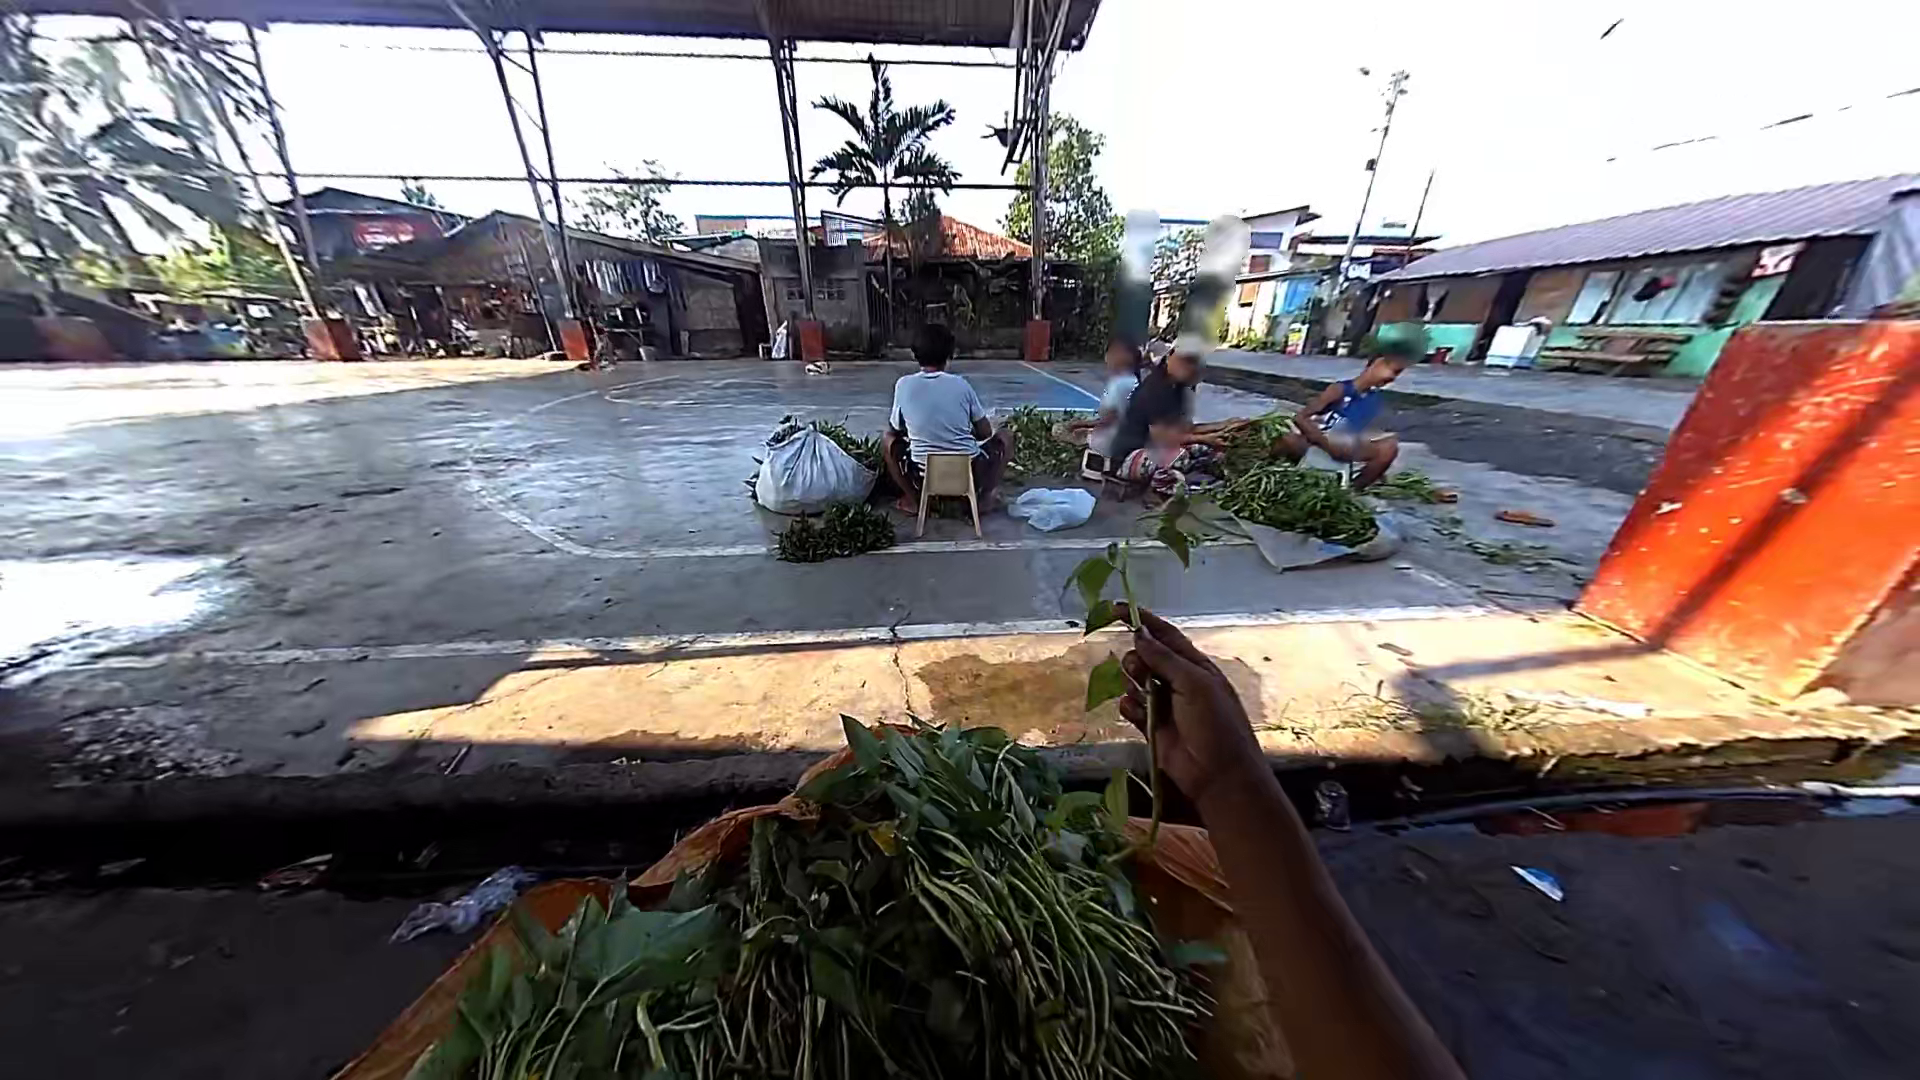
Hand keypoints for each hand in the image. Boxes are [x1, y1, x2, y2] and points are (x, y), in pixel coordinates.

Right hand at [1114, 605, 1265, 805]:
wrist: (1218, 776)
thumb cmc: (1215, 724)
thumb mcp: (1194, 684)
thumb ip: (1164, 658)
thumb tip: (1138, 633)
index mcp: (1192, 665)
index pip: (1164, 634)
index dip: (1141, 620)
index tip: (1115, 609)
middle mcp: (1175, 680)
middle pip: (1142, 655)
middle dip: (1136, 659)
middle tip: (1141, 672)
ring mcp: (1161, 702)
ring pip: (1131, 679)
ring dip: (1132, 684)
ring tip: (1143, 699)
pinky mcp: (1148, 724)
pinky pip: (1128, 705)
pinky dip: (1130, 708)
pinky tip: (1140, 718)